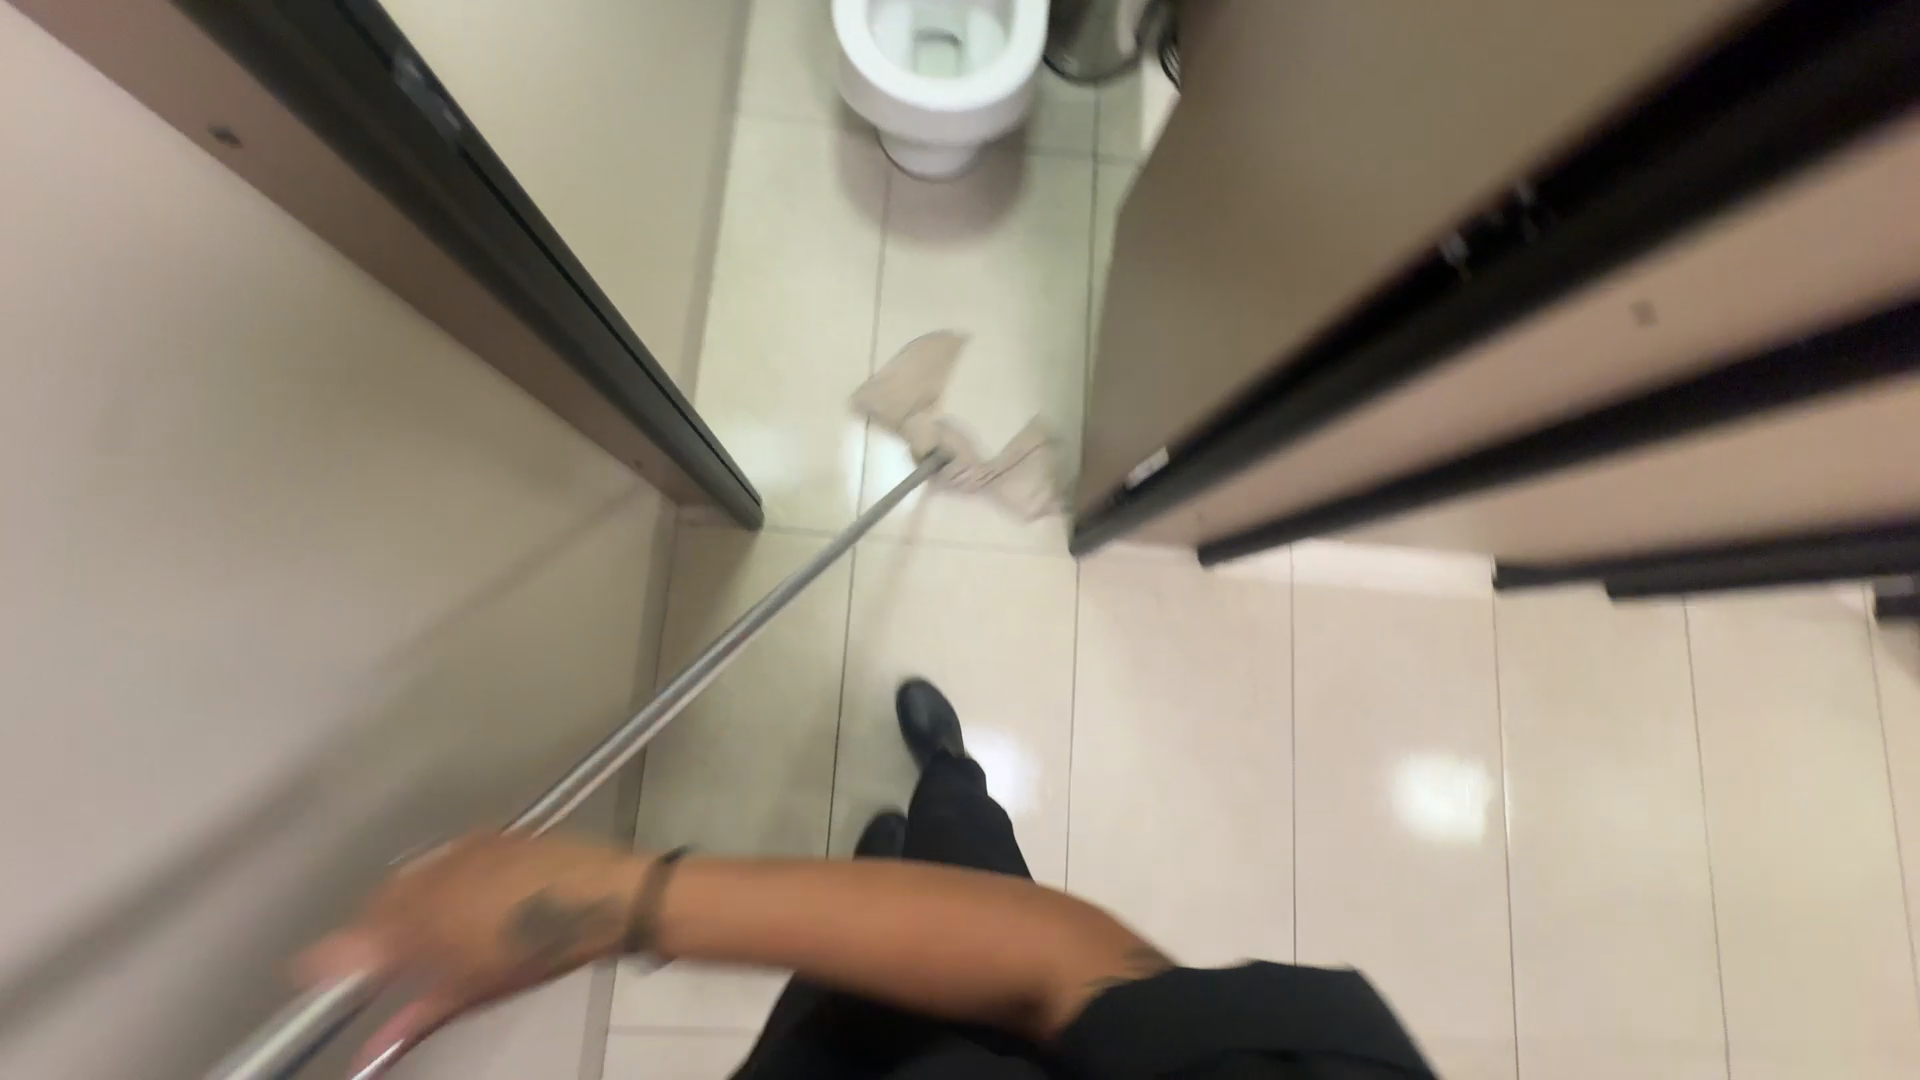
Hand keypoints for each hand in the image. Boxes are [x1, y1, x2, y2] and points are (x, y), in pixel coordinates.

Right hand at [297, 830, 652, 1074]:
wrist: (608, 895)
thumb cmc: (545, 947)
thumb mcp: (477, 990)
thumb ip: (418, 1015)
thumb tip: (370, 1056)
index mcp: (424, 920)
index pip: (352, 941)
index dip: (336, 961)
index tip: (334, 976)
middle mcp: (437, 877)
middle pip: (380, 902)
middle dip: (377, 928)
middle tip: (395, 954)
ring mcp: (469, 849)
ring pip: (413, 875)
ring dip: (410, 900)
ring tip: (434, 925)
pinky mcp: (496, 834)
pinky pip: (449, 855)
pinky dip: (443, 876)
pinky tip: (466, 893)